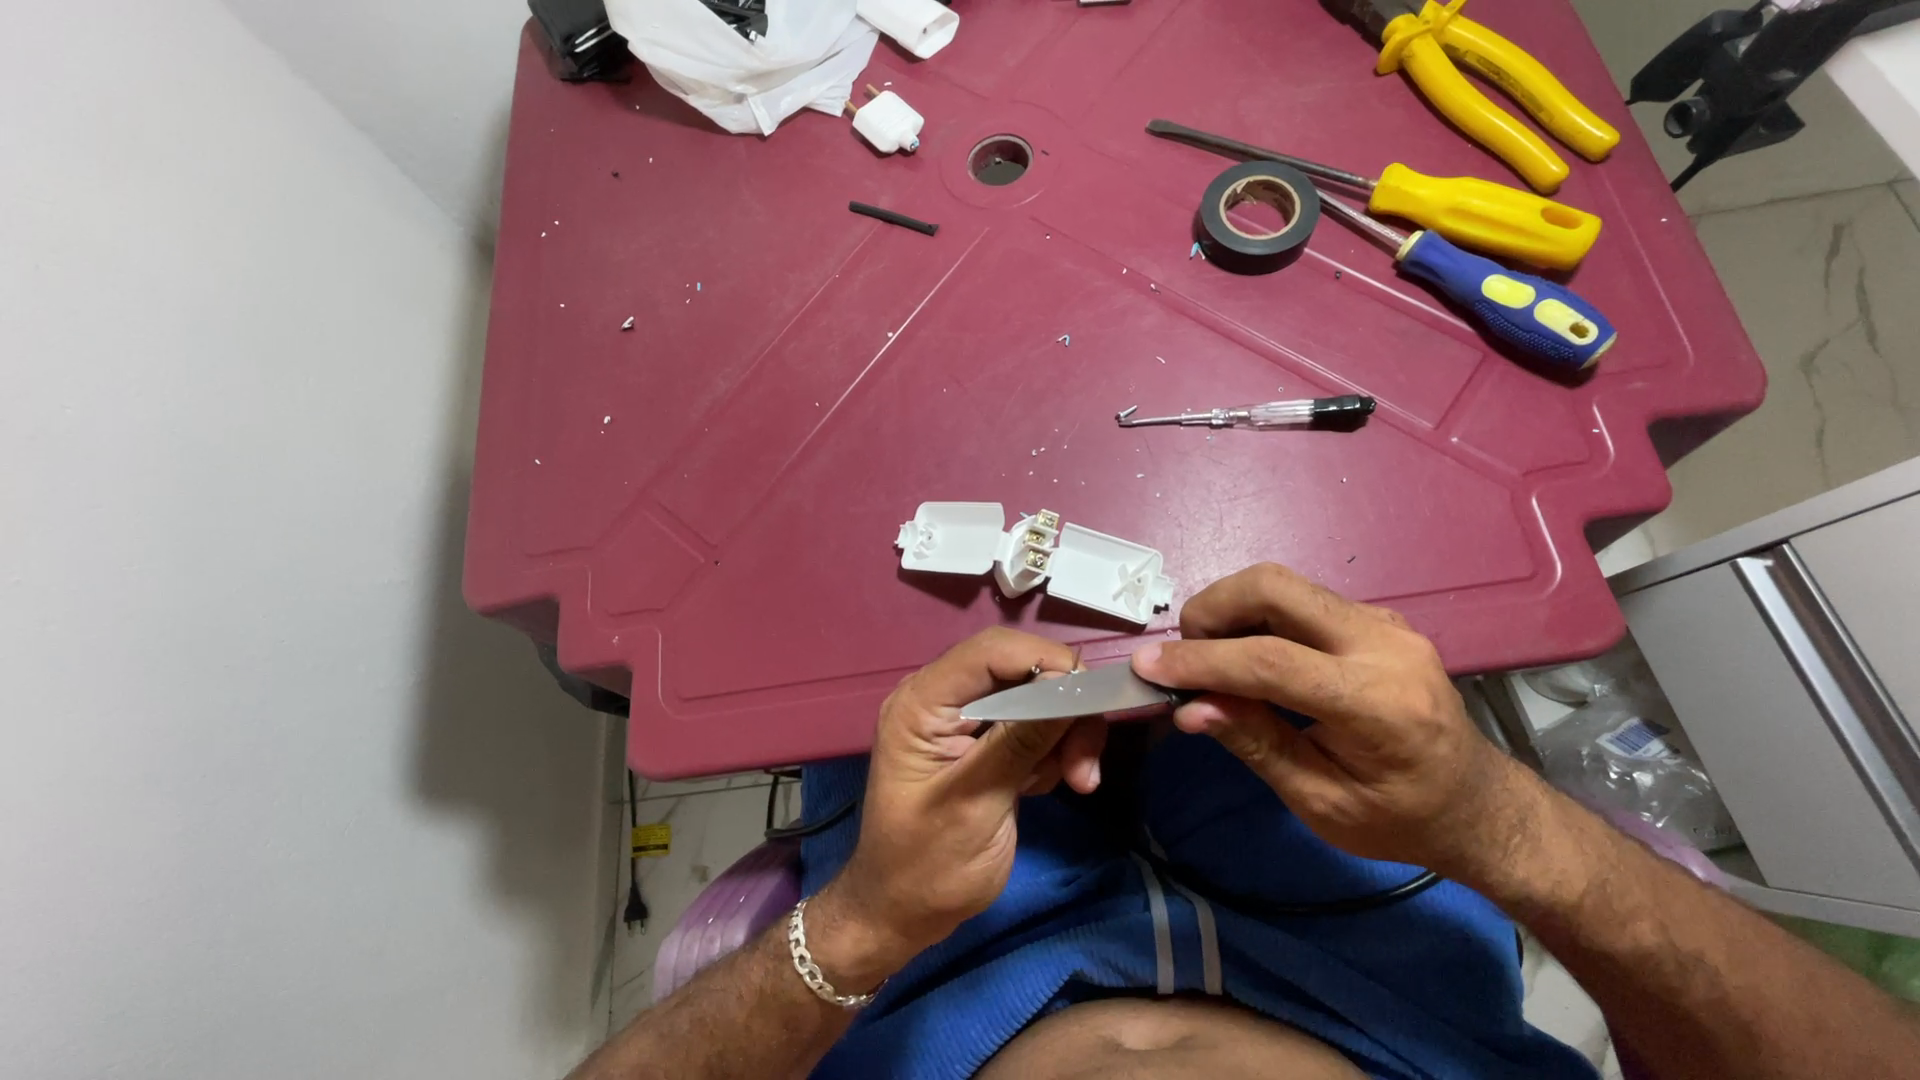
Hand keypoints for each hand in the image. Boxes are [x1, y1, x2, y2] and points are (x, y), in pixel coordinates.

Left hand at [827, 628, 1106, 969]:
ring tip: (1077, 783)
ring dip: (1066, 736)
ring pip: (1037, 699)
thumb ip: (1020, 741)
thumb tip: (1069, 685)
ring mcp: (964, 722)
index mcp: (922, 702)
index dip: (1046, 662)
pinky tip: (1042, 789)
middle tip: (1084, 765)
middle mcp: (942, 700)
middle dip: (1063, 708)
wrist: (903, 914)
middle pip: (1021, 671)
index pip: (992, 651)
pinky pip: (1035, 728)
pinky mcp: (985, 745)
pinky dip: (1053, 754)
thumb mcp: (975, 803)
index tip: (1090, 701)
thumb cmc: (925, 866)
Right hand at [1130, 563, 1534, 878]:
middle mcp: (1383, 644)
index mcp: (1377, 703)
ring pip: (1284, 584)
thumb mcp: (1321, 803)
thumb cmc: (1402, 820)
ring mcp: (1384, 623)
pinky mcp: (1376, 619)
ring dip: (1231, 610)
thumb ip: (1256, 744)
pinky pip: (1301, 600)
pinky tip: (1247, 656)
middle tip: (1185, 653)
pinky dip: (1258, 618)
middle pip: (1275, 586)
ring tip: (1210, 658)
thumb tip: (1188, 708)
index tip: (1146, 665)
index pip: (1270, 660)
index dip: (1200, 660)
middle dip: (1212, 608)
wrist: (1479, 805)